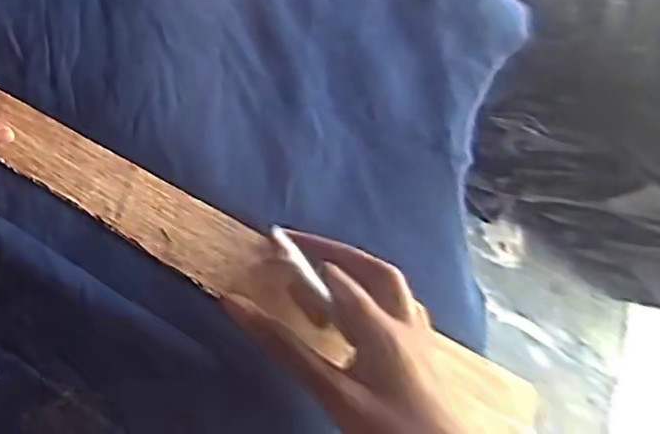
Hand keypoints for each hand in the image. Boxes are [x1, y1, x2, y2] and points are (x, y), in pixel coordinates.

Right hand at [224, 231, 463, 433]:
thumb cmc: (394, 430)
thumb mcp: (334, 394)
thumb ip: (283, 347)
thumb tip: (231, 299)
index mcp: (381, 329)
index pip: (335, 276)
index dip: (302, 255)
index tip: (270, 243)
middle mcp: (406, 330)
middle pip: (379, 274)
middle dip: (338, 251)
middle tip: (302, 245)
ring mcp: (422, 349)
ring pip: (397, 296)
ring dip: (362, 275)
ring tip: (329, 275)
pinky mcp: (428, 368)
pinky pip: (403, 316)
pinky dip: (376, 301)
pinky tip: (362, 318)